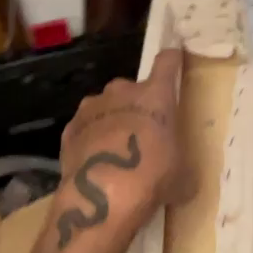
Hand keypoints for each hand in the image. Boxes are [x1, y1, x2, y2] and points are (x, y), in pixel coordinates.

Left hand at [51, 48, 188, 250]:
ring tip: (117, 149)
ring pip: (105, 106)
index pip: (166, 63)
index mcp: (155, 96)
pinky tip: (96, 161)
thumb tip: (182, 179)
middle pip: (132, 89)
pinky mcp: (70, 128)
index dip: (171, 59)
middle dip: (137, 104)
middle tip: (143, 131)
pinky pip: (85, 127)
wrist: (102, 196)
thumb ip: (182, 167)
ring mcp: (91, 108)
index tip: (174, 56)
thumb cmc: (153, 178)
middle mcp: (121, 92)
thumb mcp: (183, 177)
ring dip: (112, 120)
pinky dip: (91, 138)